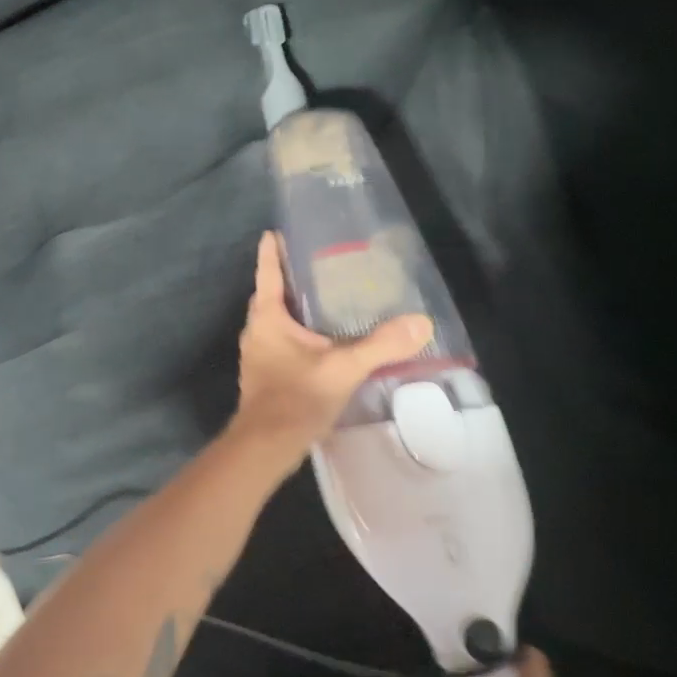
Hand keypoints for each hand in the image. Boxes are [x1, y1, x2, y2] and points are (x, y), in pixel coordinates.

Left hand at [231, 232, 433, 467]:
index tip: (274, 232)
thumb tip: (420, 322)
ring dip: (292, 309)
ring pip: (274, 321)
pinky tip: (319, 341)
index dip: (271, 252)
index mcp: (267, 318)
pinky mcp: (264, 374)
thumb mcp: (344, 368)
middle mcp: (256, 330)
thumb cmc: (297, 397)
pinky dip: (296, 333)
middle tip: (310, 265)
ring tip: (320, 299)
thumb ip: (381, 345)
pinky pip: (279, 341)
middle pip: (269, 296)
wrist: (267, 444)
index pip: (267, 274)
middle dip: (285, 280)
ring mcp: (258, 354)